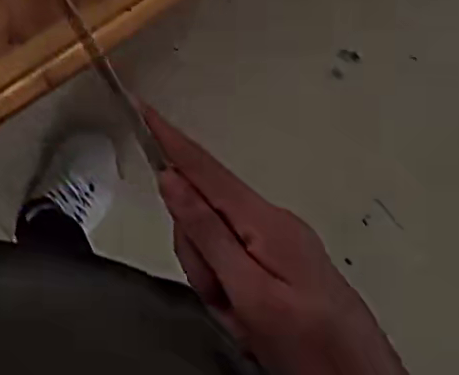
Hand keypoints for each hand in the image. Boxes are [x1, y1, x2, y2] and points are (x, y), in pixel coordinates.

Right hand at [147, 106, 407, 374]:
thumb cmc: (315, 351)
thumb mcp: (251, 296)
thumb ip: (206, 234)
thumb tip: (170, 177)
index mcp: (267, 222)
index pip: (204, 167)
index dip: (169, 138)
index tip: (143, 107)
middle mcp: (274, 223)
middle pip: (203, 210)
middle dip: (197, 252)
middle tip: (219, 297)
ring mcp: (282, 244)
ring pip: (214, 238)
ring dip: (214, 278)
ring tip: (242, 320)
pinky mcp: (285, 266)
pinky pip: (233, 258)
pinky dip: (229, 287)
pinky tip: (249, 320)